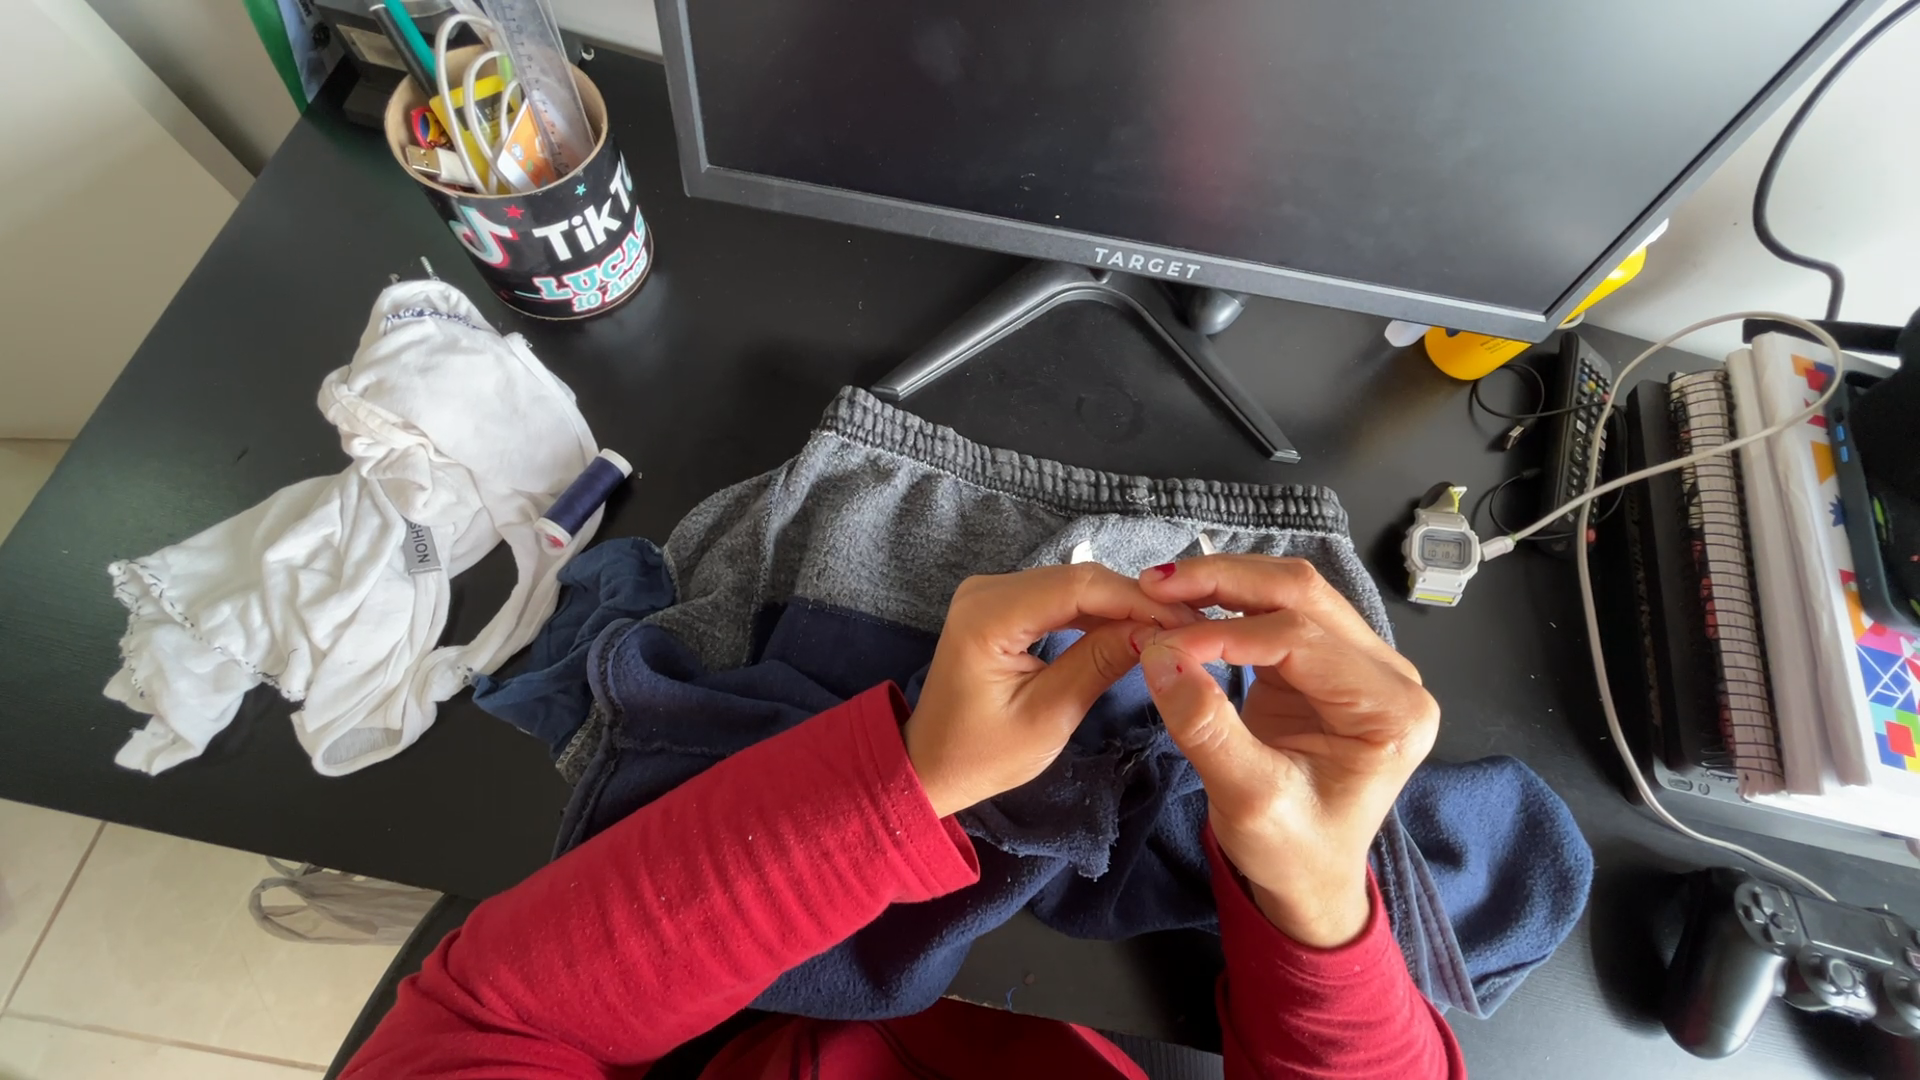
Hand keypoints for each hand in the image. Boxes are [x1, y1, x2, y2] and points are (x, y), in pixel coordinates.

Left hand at [905, 564, 1197, 818]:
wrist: (929, 764)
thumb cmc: (982, 755)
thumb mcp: (1049, 716)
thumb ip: (1100, 663)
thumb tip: (1158, 631)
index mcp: (987, 616)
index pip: (1076, 587)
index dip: (1137, 599)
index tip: (1188, 620)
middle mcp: (985, 589)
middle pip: (1075, 579)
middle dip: (1134, 600)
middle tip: (1189, 627)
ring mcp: (989, 592)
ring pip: (1070, 584)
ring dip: (1118, 604)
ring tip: (1169, 629)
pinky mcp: (998, 604)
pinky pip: (1056, 597)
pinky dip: (1094, 612)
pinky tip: (1129, 628)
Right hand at [1134, 556, 1437, 946]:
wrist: (1307, 875)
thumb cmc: (1290, 850)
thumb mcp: (1246, 800)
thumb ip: (1206, 727)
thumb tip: (1159, 655)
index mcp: (1390, 710)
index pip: (1299, 638)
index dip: (1224, 633)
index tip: (1160, 645)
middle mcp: (1386, 673)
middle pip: (1302, 593)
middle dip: (1223, 580)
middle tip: (1154, 585)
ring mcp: (1357, 661)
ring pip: (1288, 589)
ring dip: (1223, 581)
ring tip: (1161, 587)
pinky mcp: (1322, 660)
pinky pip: (1274, 610)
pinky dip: (1226, 602)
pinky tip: (1186, 604)